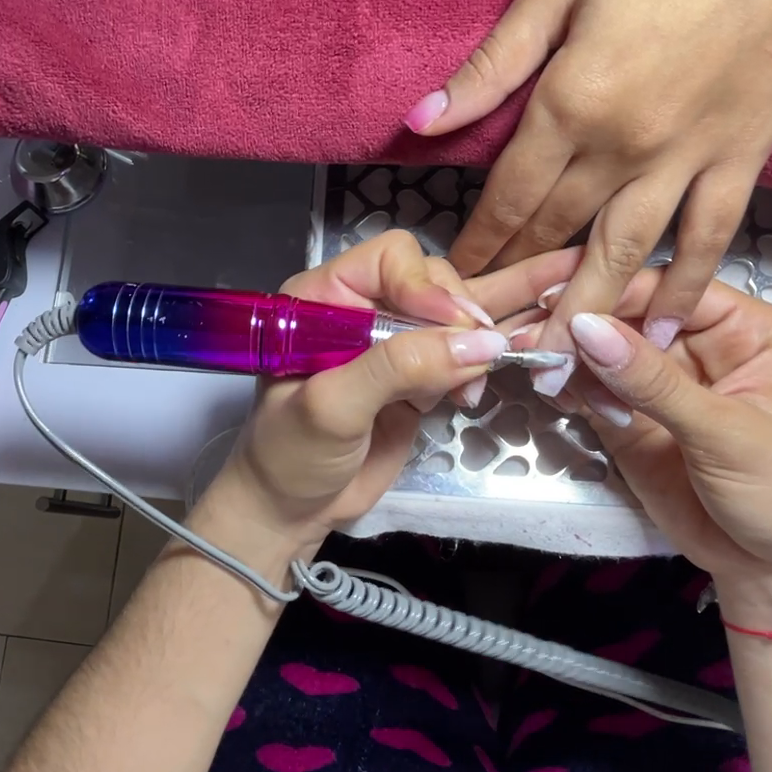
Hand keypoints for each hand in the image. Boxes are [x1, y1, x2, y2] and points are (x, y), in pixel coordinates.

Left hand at [207, 231, 581, 566]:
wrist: (290, 511)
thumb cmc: (290, 455)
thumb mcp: (333, 407)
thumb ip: (398, 368)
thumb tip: (481, 343)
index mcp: (322, 299)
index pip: (388, 260)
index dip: (424, 285)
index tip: (451, 325)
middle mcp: (359, 310)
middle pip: (430, 281)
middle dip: (457, 316)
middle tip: (475, 357)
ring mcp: (390, 344)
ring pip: (451, 315)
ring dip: (475, 340)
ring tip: (474, 381)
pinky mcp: (415, 378)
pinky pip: (458, 354)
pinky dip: (475, 367)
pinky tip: (471, 394)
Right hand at [559, 270, 771, 630]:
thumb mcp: (729, 434)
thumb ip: (653, 381)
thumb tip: (586, 327)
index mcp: (746, 331)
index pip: (672, 290)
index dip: (618, 291)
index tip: (561, 301)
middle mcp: (700, 347)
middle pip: (629, 317)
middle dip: (583, 326)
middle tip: (532, 335)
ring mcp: (662, 385)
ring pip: (604, 353)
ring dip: (569, 358)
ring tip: (534, 363)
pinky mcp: (632, 419)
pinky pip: (593, 391)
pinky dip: (571, 389)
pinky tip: (552, 389)